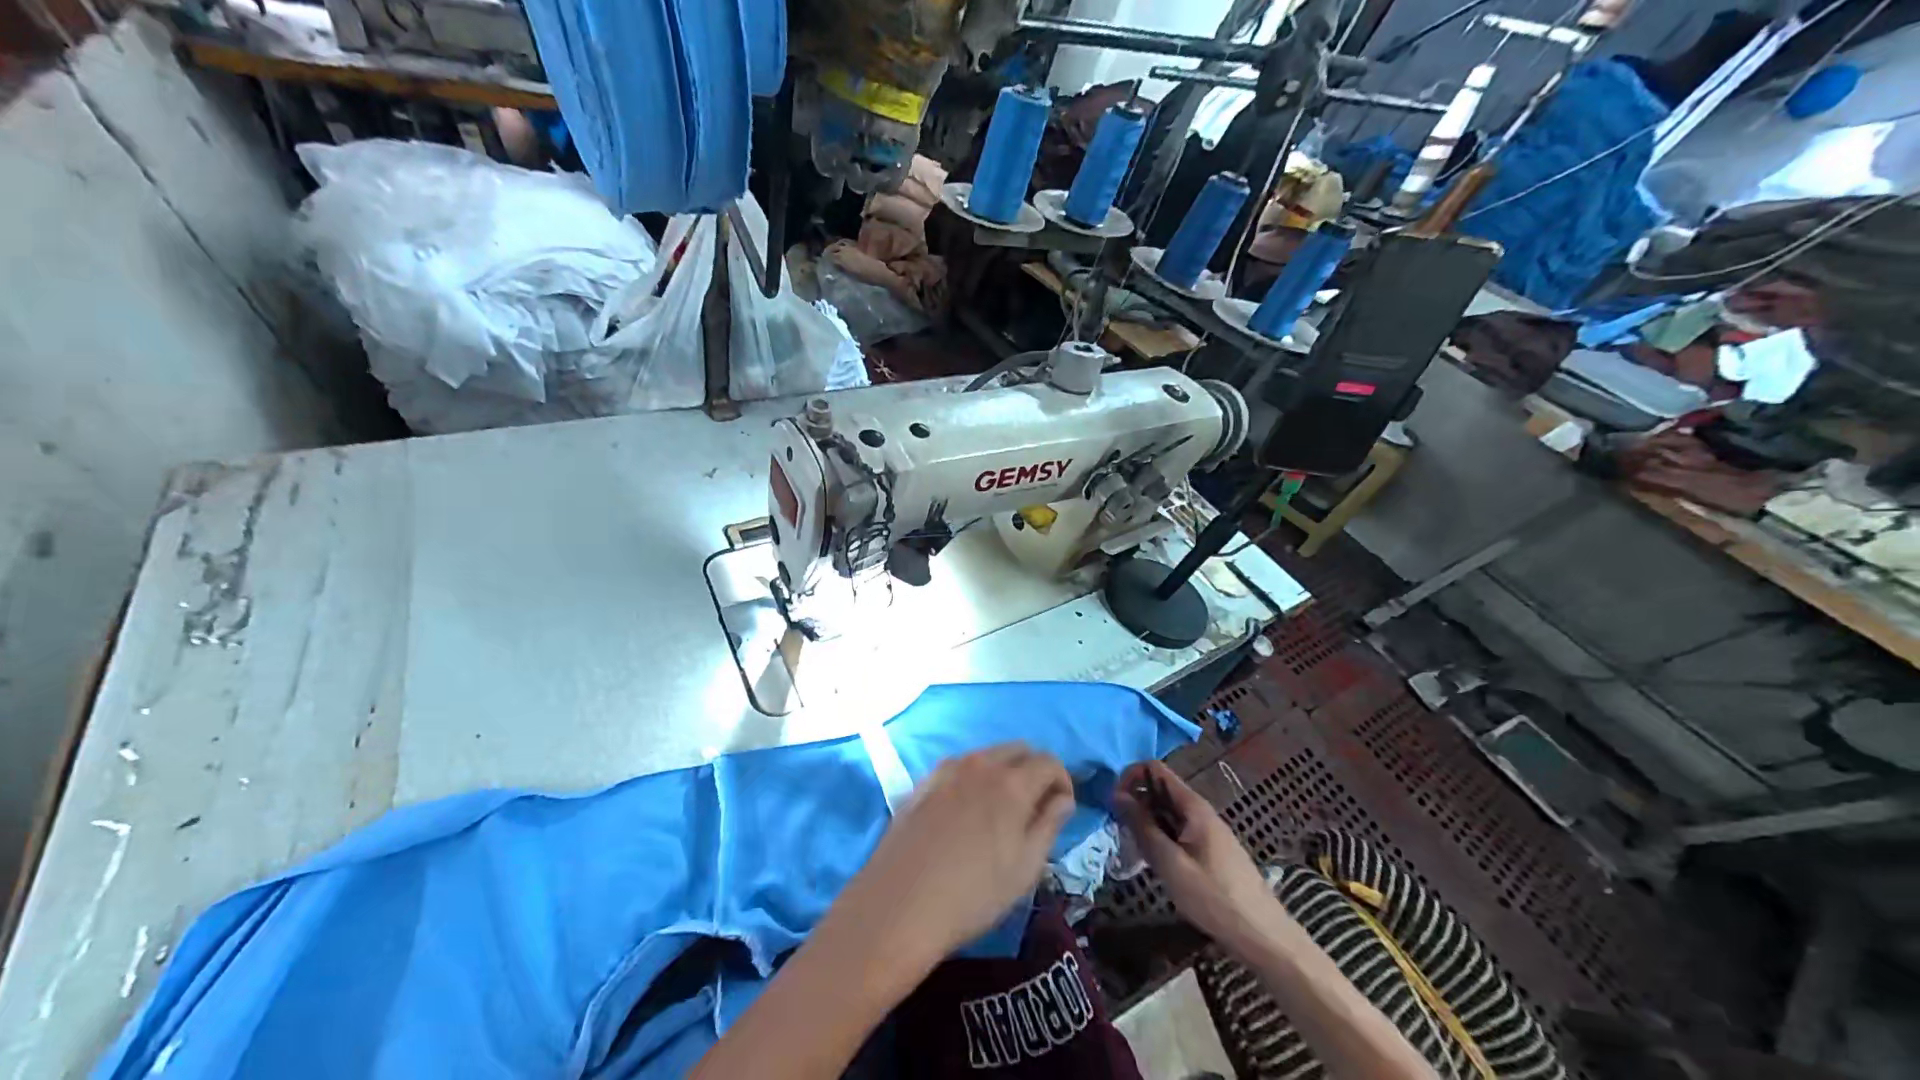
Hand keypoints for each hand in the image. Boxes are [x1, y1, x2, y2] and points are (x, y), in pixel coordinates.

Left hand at [827, 744, 1075, 967]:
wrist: (899, 906)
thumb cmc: (973, 894)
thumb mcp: (1025, 868)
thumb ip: (1049, 825)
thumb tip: (1062, 799)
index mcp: (1012, 782)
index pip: (1049, 761)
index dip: (1062, 780)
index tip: (1062, 808)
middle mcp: (980, 765)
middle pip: (1018, 749)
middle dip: (1034, 770)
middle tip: (1035, 807)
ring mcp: (946, 770)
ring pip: (987, 755)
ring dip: (1004, 771)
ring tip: (1001, 811)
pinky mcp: (922, 783)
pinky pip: (959, 767)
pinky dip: (974, 778)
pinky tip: (966, 812)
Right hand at [1112, 761, 1279, 950]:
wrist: (1263, 935)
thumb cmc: (1214, 898)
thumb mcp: (1170, 863)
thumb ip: (1142, 827)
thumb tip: (1117, 793)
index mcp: (1193, 806)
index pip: (1155, 769)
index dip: (1130, 778)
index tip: (1114, 804)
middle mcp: (1201, 811)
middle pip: (1160, 791)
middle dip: (1136, 805)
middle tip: (1121, 835)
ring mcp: (1207, 831)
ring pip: (1167, 814)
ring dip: (1147, 825)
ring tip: (1135, 854)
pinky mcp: (1210, 849)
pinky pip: (1178, 832)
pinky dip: (1161, 840)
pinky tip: (1157, 866)